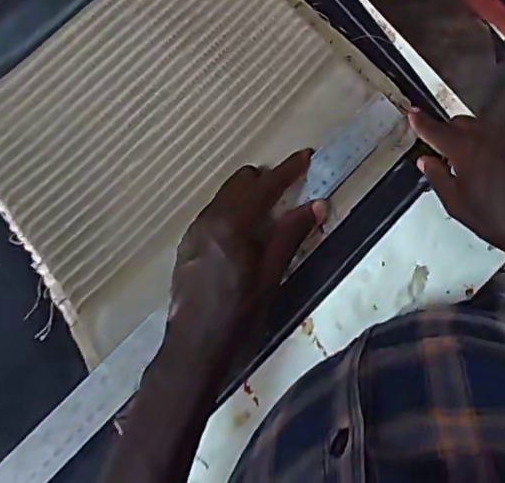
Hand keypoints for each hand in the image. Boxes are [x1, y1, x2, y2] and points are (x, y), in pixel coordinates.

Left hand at [164, 151, 325, 354]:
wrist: (194, 348)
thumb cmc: (239, 313)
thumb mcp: (272, 273)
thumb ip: (292, 233)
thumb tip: (317, 204)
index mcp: (233, 221)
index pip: (266, 184)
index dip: (289, 169)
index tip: (306, 156)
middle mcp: (210, 218)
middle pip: (241, 181)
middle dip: (265, 180)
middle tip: (287, 191)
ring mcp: (195, 231)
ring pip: (225, 197)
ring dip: (248, 197)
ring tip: (266, 217)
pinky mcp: (187, 245)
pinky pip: (214, 215)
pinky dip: (232, 214)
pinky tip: (242, 238)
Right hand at [409, 109, 504, 262]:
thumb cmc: (497, 219)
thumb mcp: (458, 205)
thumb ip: (437, 177)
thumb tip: (426, 161)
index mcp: (463, 149)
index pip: (435, 130)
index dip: (421, 122)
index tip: (413, 113)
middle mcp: (486, 134)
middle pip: (460, 123)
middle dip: (452, 134)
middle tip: (453, 158)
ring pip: (485, 127)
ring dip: (477, 139)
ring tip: (484, 168)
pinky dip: (501, 145)